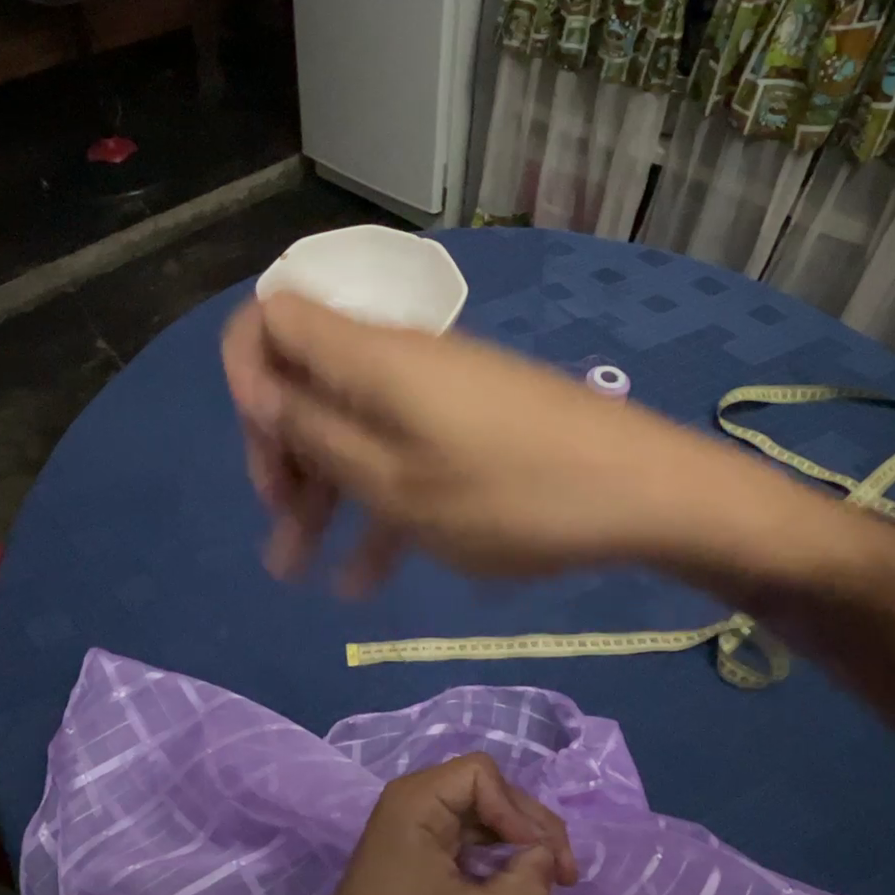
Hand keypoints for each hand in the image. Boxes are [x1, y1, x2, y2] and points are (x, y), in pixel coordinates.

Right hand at [221, 293, 808, 593]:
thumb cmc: (510, 494)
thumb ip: (317, 433)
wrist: (648, 495)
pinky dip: (378, 506)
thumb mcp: (396, 483)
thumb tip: (261, 391)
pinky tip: (364, 580)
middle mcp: (397, 363)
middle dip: (281, 449)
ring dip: (323, 494)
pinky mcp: (469, 426)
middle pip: (309, 381)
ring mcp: (437, 395)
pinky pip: (404, 455)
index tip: (260, 439)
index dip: (247, 369)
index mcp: (370, 357)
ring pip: (354, 430)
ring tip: (298, 573)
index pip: (275, 314)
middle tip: (279, 520)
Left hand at [303, 753, 576, 894]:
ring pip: (482, 817)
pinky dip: (499, 859)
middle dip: (529, 827)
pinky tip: (523, 883)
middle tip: (567, 875)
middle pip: (487, 791)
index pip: (481, 773)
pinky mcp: (421, 854)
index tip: (540, 856)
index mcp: (417, 798)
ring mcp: (417, 827)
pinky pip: (469, 841)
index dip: (516, 809)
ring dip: (519, 844)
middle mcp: (416, 801)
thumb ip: (523, 890)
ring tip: (554, 880)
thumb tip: (550, 864)